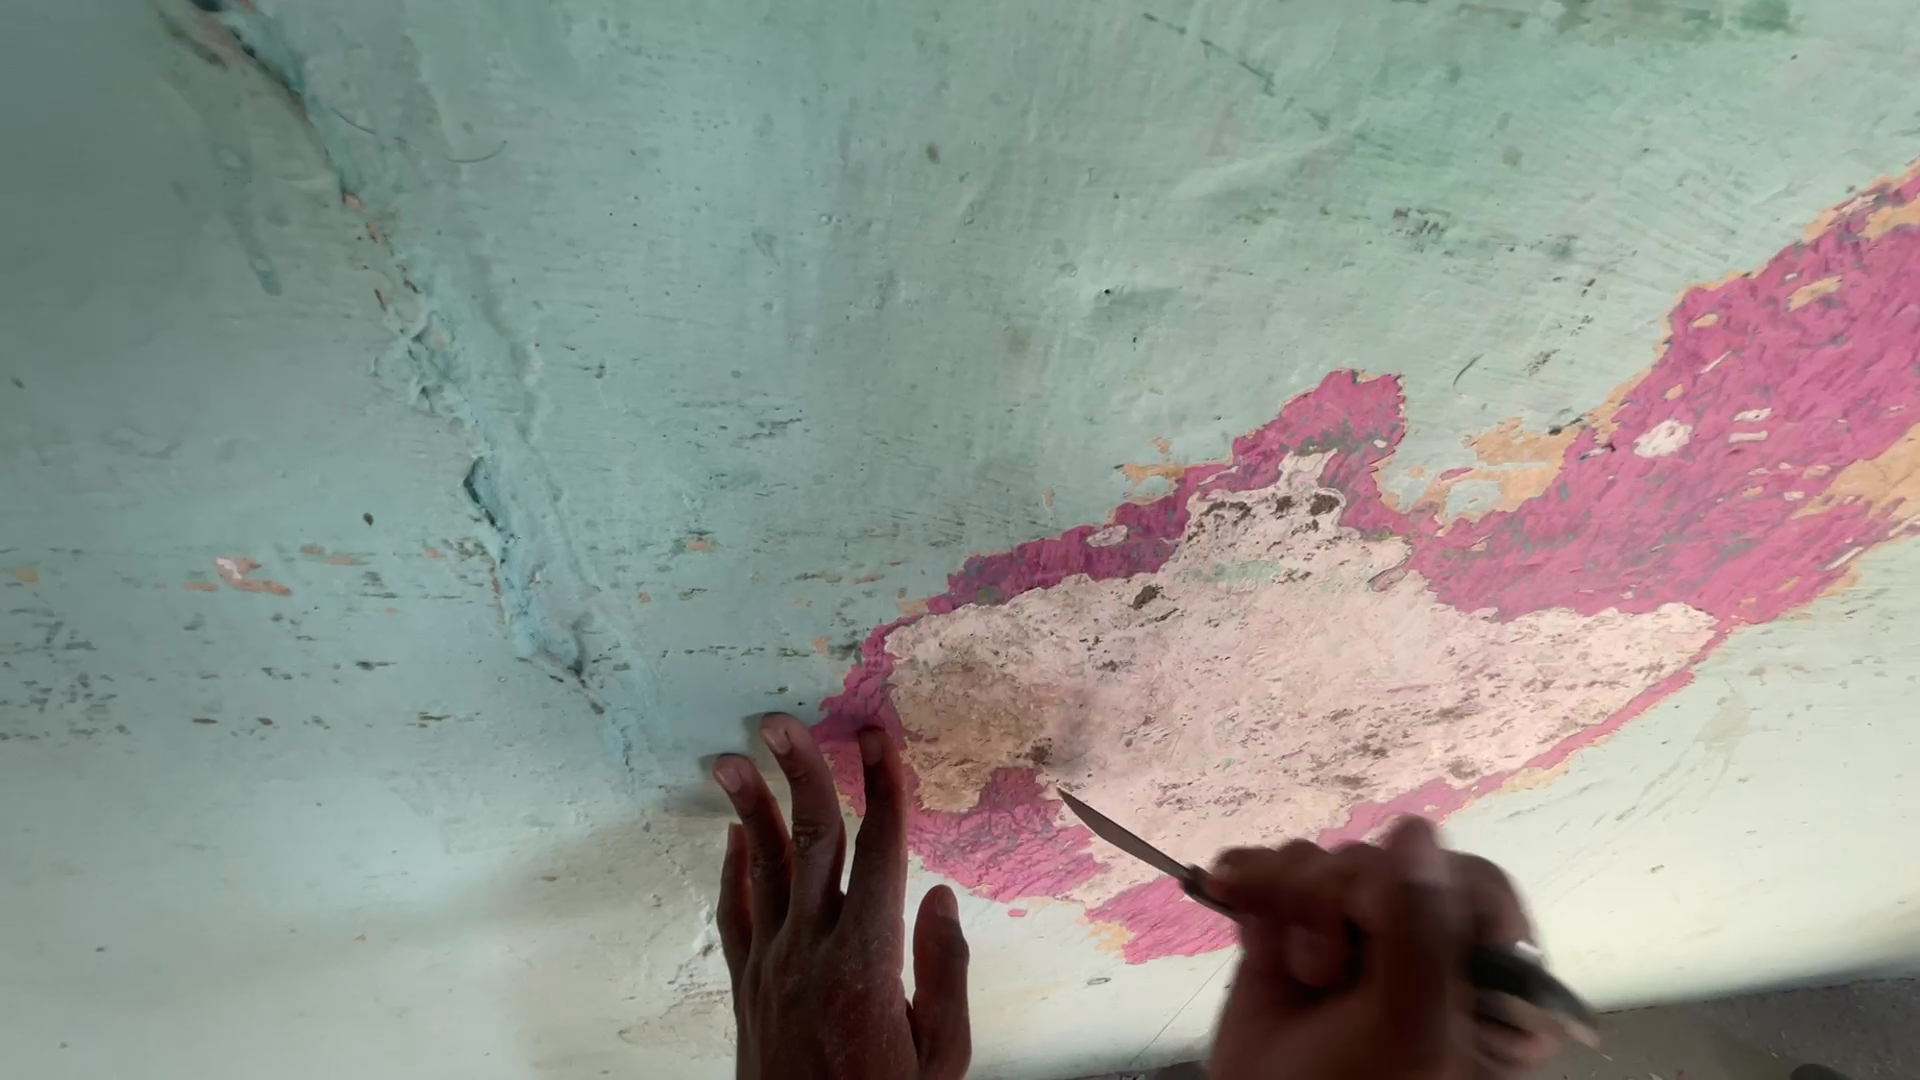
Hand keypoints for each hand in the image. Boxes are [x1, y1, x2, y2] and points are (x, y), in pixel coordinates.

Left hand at [712, 714, 971, 1079]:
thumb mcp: (943, 1055)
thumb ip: (945, 967)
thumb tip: (936, 892)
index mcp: (870, 958)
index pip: (884, 849)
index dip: (885, 786)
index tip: (878, 736)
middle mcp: (815, 947)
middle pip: (814, 838)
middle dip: (802, 772)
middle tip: (781, 722)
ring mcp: (772, 964)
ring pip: (764, 866)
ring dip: (751, 808)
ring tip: (730, 760)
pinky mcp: (746, 986)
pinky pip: (734, 915)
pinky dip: (733, 869)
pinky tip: (731, 836)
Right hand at [1205, 818, 1560, 1079]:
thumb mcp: (1403, 1026)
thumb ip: (1416, 929)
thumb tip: (1414, 829)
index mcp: (1477, 975)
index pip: (1468, 882)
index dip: (1415, 885)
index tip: (1370, 917)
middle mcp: (1414, 943)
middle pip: (1375, 863)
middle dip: (1328, 902)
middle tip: (1319, 970)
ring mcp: (1344, 930)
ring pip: (1315, 859)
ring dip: (1282, 899)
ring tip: (1282, 965)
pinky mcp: (1286, 923)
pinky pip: (1267, 867)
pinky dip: (1243, 880)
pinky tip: (1227, 898)